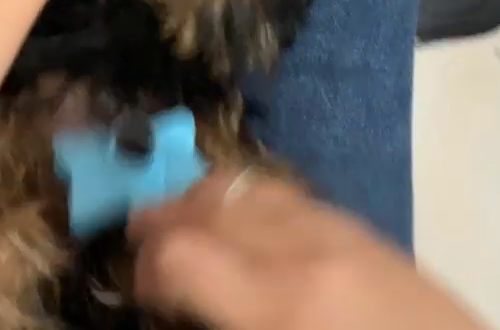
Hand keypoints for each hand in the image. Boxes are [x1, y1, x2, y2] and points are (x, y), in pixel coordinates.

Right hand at [128, 173, 487, 329]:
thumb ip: (227, 321)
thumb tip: (179, 302)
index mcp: (284, 306)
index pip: (182, 254)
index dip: (145, 267)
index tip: (137, 289)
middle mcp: (303, 251)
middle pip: (204, 205)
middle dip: (159, 221)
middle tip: (139, 245)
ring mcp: (336, 231)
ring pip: (241, 184)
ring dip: (196, 200)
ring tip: (179, 224)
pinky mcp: (362, 230)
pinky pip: (281, 192)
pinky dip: (241, 197)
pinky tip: (236, 220)